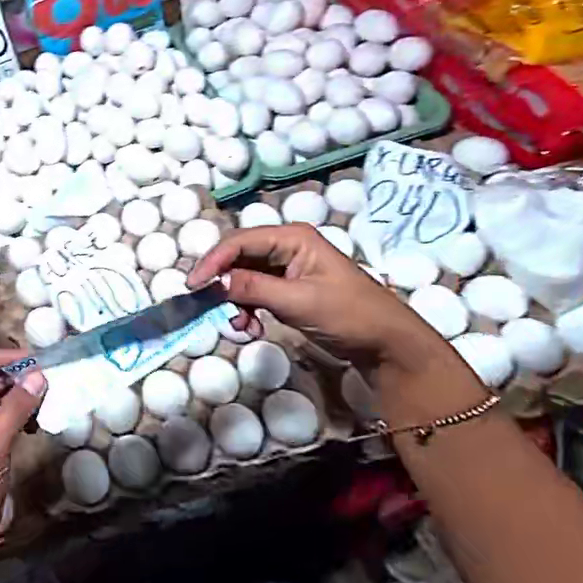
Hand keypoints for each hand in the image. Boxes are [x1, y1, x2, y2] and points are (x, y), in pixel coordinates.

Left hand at [0, 350, 46, 582]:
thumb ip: (16, 407)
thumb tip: (39, 375)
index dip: (12, 357)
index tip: (43, 361)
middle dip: (22, 376)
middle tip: (52, 381)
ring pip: (5, 393)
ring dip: (25, 396)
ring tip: (47, 404)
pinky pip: (9, 413)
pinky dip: (24, 414)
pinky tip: (36, 425)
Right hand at [188, 223, 442, 374]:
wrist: (387, 344)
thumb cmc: (349, 315)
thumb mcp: (299, 302)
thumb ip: (254, 289)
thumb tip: (216, 284)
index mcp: (293, 238)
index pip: (240, 241)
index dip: (214, 262)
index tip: (195, 287)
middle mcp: (287, 246)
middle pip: (238, 257)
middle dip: (224, 284)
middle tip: (211, 308)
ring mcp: (287, 267)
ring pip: (243, 276)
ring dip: (235, 301)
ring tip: (240, 326)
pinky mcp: (288, 287)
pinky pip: (255, 291)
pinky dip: (247, 309)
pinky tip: (252, 328)